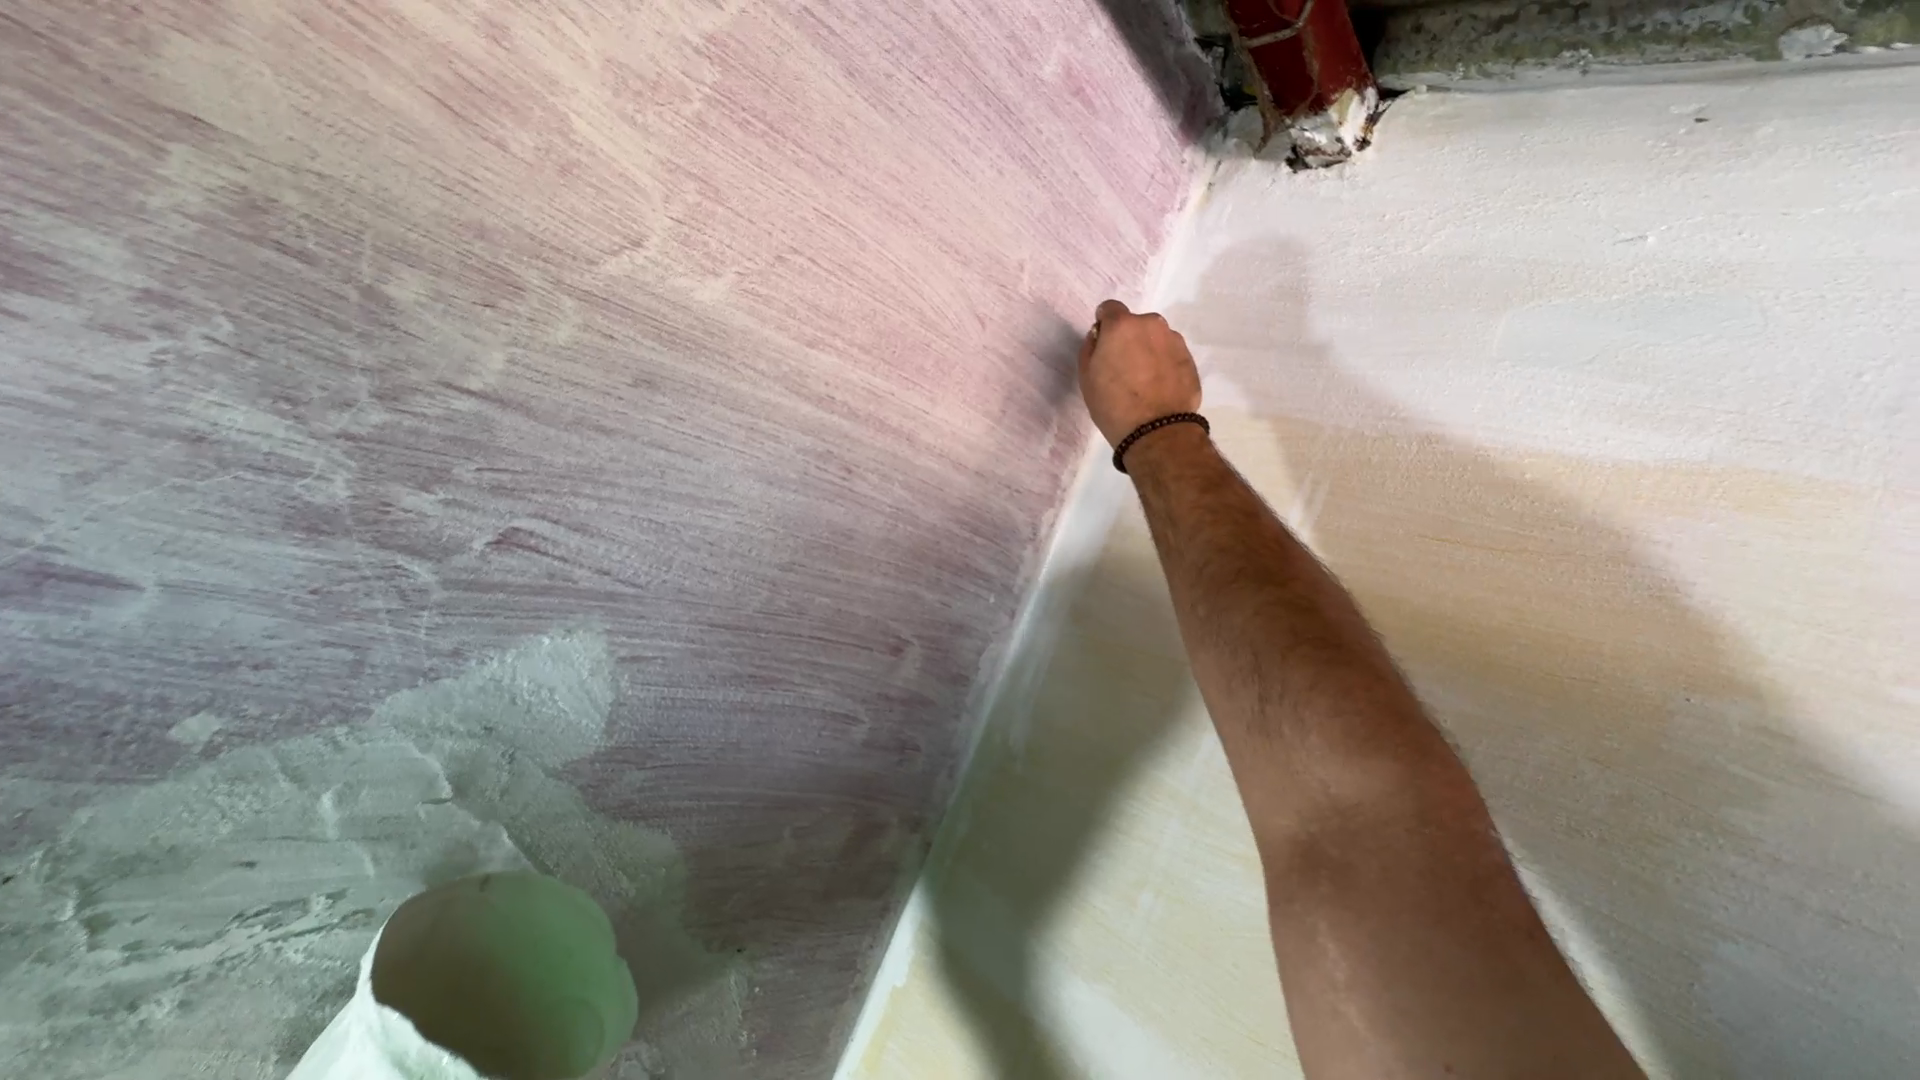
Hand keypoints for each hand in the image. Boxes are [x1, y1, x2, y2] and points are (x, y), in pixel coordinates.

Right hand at [1077, 299, 1201, 446]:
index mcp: (1122, 325)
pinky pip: (1171, 354)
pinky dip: (1164, 364)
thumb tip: (1100, 336)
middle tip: (1124, 367)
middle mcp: (1151, 325)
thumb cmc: (1113, 404)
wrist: (1157, 431)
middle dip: (1129, 338)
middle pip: (1136, 324)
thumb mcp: (1087, 376)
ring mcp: (1175, 341)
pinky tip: (1159, 388)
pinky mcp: (1190, 359)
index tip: (1104, 342)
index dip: (1104, 323)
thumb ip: (1091, 347)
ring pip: (1156, 338)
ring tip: (1144, 381)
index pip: (1110, 308)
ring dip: (1149, 350)